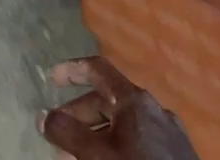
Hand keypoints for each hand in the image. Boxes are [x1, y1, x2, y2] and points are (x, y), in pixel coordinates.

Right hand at [37, 58, 199, 159]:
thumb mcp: (97, 155)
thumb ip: (66, 132)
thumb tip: (42, 116)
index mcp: (134, 100)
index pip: (97, 68)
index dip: (71, 69)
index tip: (51, 81)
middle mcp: (154, 109)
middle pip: (107, 99)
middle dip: (79, 116)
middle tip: (59, 136)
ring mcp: (170, 134)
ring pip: (123, 125)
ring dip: (96, 135)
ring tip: (78, 156)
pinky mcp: (178, 156)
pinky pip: (139, 141)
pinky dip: (117, 147)